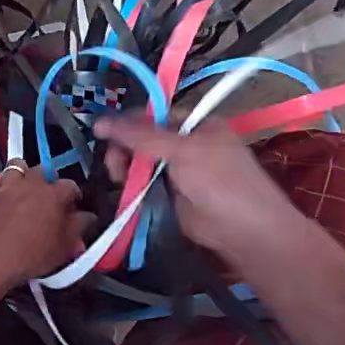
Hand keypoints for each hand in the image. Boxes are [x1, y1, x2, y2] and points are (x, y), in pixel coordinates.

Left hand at [0, 162, 86, 288]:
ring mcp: (8, 185)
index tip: (72, 208)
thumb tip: (88, 216)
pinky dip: (3, 180)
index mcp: (54, 194)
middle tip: (48, 199)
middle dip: (49, 181)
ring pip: (18, 165)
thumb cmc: (32, 255)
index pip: (71, 186)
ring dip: (24, 174)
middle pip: (44, 170)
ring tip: (26, 189)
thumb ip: (79, 226)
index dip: (73, 197)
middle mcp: (32, 183)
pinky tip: (5, 192)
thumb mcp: (64, 246)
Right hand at [92, 116, 308, 266]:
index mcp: (196, 123)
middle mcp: (187, 142)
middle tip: (115, 165)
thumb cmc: (220, 181)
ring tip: (120, 179)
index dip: (127, 122)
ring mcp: (179, 169)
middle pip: (143, 138)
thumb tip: (99, 123)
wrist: (245, 230)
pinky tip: (127, 189)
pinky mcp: (171, 193)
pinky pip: (144, 182)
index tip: (102, 132)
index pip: (153, 115)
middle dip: (125, 148)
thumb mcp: (182, 151)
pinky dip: (133, 184)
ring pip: (140, 160)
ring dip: (126, 167)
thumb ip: (141, 136)